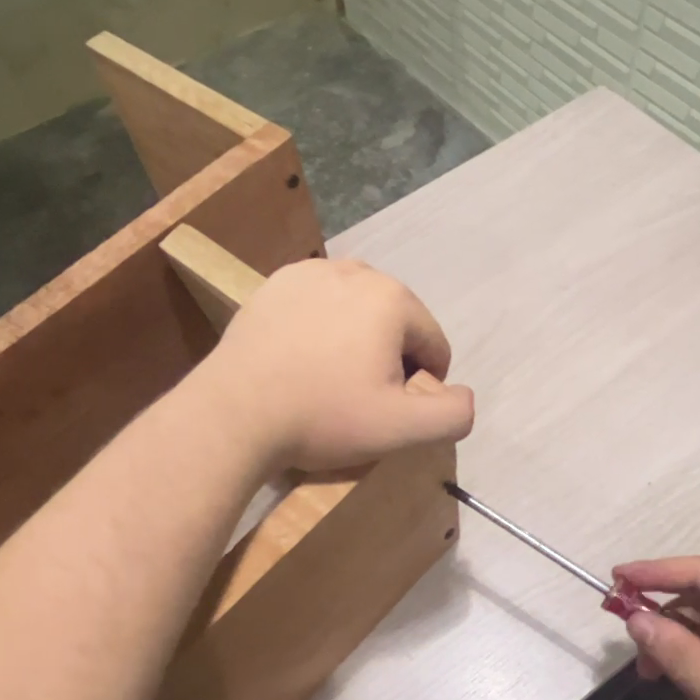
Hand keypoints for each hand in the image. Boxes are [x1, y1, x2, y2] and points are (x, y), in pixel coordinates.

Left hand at [194, 258, 475, 469]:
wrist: (235, 412)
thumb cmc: (323, 417)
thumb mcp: (401, 429)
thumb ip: (453, 414)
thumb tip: (465, 397)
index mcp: (393, 298)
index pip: (433, 344)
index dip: (423, 385)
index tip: (390, 411)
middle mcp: (356, 271)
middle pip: (396, 323)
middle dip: (389, 359)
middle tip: (358, 399)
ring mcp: (310, 272)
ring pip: (358, 312)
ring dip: (357, 342)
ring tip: (329, 381)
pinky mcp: (275, 283)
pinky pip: (319, 306)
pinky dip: (321, 329)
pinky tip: (301, 362)